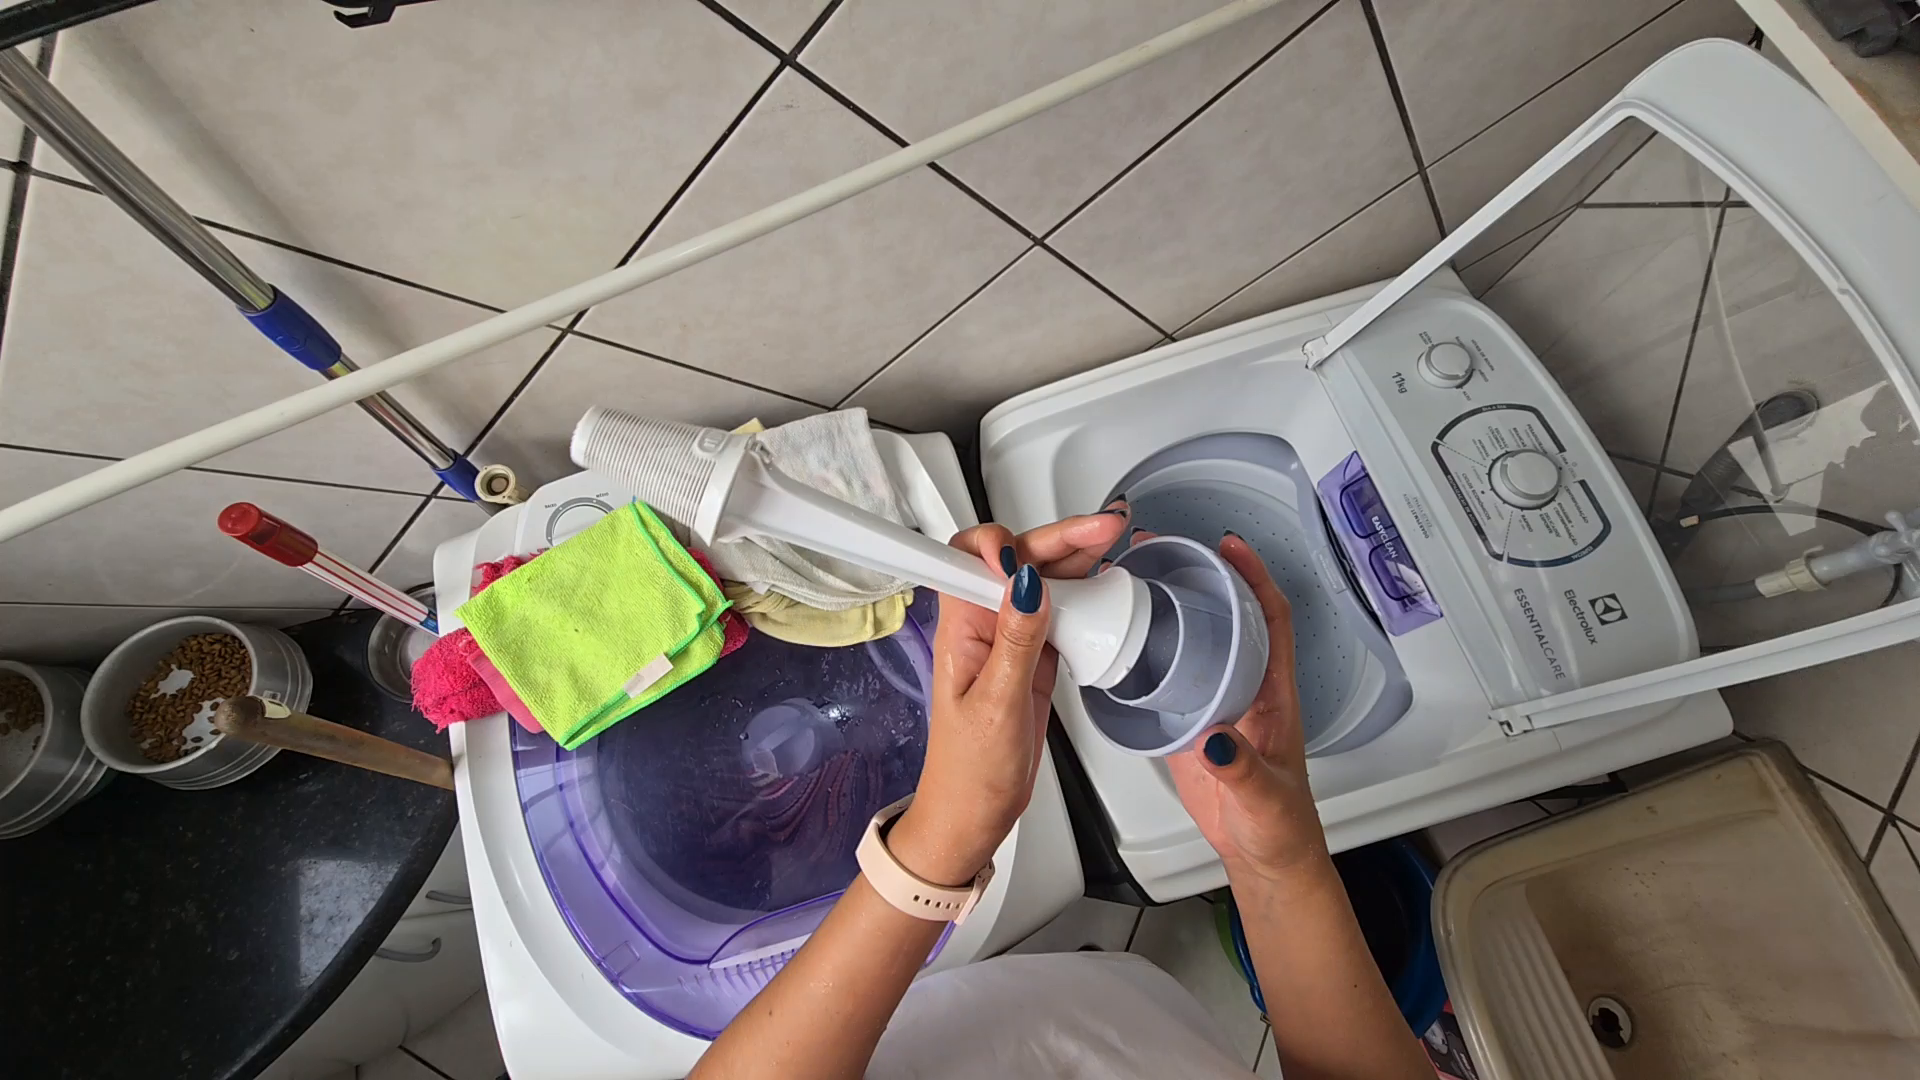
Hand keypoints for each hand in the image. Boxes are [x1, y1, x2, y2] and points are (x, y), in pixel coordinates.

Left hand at [887, 503, 1129, 885]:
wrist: (977, 810)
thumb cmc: (971, 768)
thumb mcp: (997, 706)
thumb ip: (1016, 642)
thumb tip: (1027, 583)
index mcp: (960, 627)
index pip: (968, 558)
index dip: (999, 542)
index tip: (1031, 552)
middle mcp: (982, 621)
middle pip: (1018, 559)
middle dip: (1058, 537)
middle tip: (1104, 528)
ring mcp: (1010, 634)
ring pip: (1042, 578)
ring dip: (1075, 555)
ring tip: (1111, 539)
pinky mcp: (1032, 651)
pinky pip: (1059, 608)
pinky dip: (1083, 591)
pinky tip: (1104, 581)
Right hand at [1158, 532, 1327, 882]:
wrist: (1261, 856)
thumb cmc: (1281, 828)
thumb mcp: (1267, 799)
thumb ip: (1244, 772)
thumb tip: (1215, 739)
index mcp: (1274, 693)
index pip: (1272, 620)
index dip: (1255, 577)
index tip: (1231, 547)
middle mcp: (1246, 687)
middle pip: (1229, 616)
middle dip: (1203, 576)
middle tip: (1166, 551)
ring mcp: (1217, 700)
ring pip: (1198, 638)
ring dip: (1173, 607)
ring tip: (1139, 581)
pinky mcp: (1191, 720)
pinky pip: (1172, 672)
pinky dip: (1151, 649)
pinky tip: (1127, 640)